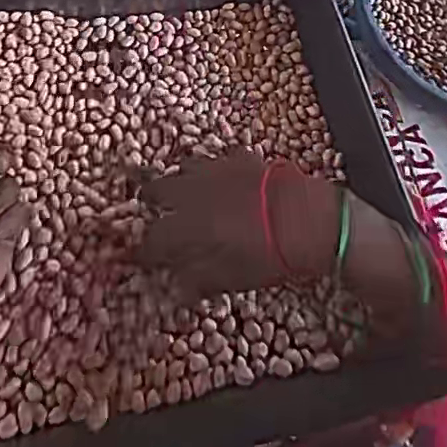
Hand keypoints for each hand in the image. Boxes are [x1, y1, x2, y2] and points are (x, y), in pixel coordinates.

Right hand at [137, 149, 342, 294]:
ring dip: (180, 179)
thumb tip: (178, 289)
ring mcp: (216, 169)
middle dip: (151, 200)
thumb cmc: (269, 255)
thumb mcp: (232, 279)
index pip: (153, 237)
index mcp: (188, 224)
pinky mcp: (238, 157)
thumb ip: (199, 280)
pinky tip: (223, 178)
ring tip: (184, 190)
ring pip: (184, 167)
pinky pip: (218, 159)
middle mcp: (194, 191)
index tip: (141, 256)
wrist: (306, 217)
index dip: (145, 249)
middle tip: (151, 208)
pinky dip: (216, 169)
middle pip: (158, 189)